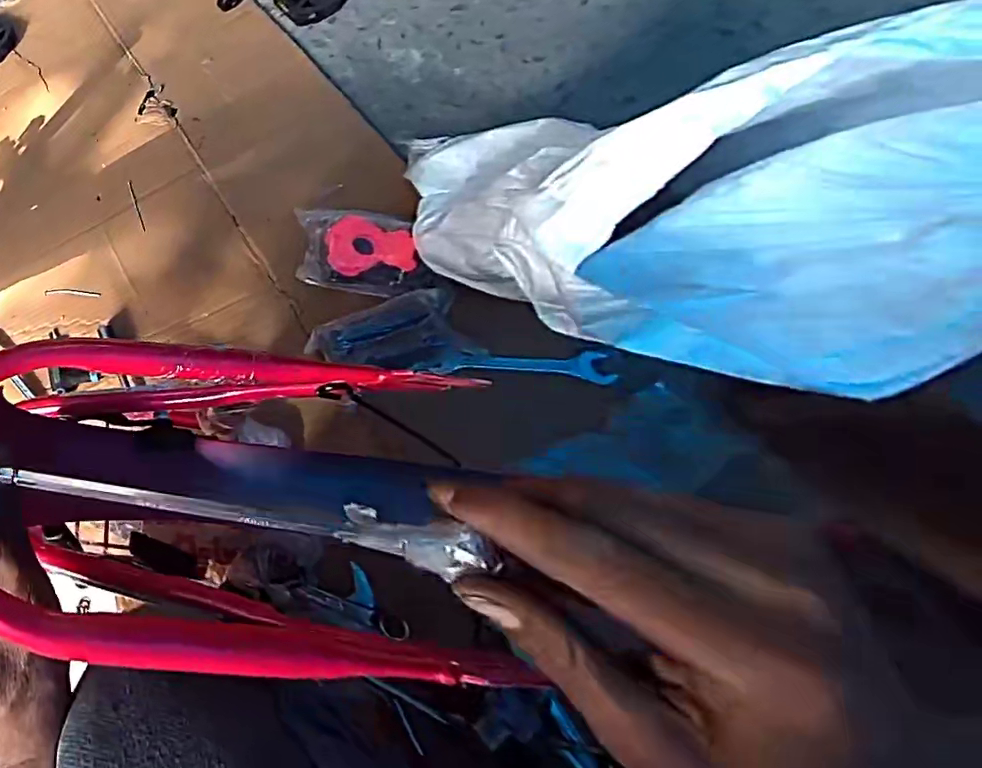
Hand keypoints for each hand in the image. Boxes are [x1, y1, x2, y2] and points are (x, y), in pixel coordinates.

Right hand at [433, 479, 866, 767]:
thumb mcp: (651, 747)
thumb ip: (559, 656)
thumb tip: (470, 582)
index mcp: (758, 655)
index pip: (596, 558)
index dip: (508, 519)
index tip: (441, 493)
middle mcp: (784, 586)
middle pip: (610, 511)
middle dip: (522, 500)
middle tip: (459, 504)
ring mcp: (794, 554)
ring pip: (630, 495)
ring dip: (554, 500)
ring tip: (502, 515)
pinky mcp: (787, 538)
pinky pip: (660, 501)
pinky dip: (599, 507)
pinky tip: (567, 526)